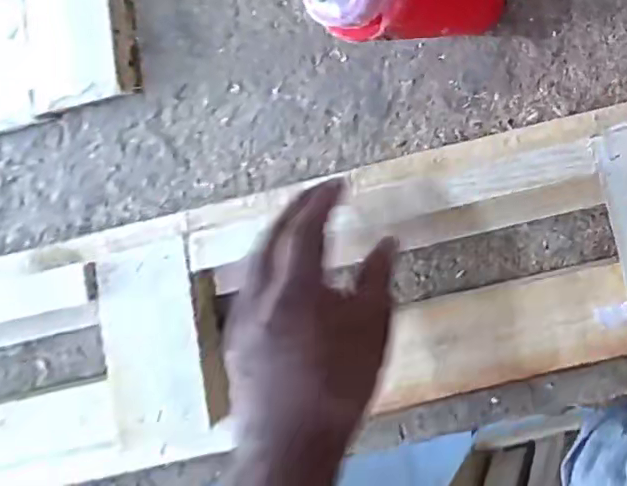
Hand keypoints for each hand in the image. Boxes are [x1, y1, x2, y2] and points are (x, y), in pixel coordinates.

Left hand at [224, 180, 396, 482]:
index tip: (341, 183)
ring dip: (278, 235)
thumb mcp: (373, 323)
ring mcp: (243, 324)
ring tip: (302, 222)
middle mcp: (260, 302)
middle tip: (319, 191)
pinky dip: (272, 262)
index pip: (306, 231)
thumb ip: (376, 277)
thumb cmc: (341, 380)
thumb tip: (386, 242)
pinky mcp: (239, 343)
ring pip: (254, 264)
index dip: (323, 201)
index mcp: (295, 292)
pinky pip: (253, 286)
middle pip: (268, 242)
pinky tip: (290, 270)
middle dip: (293, 210)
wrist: (292, 443)